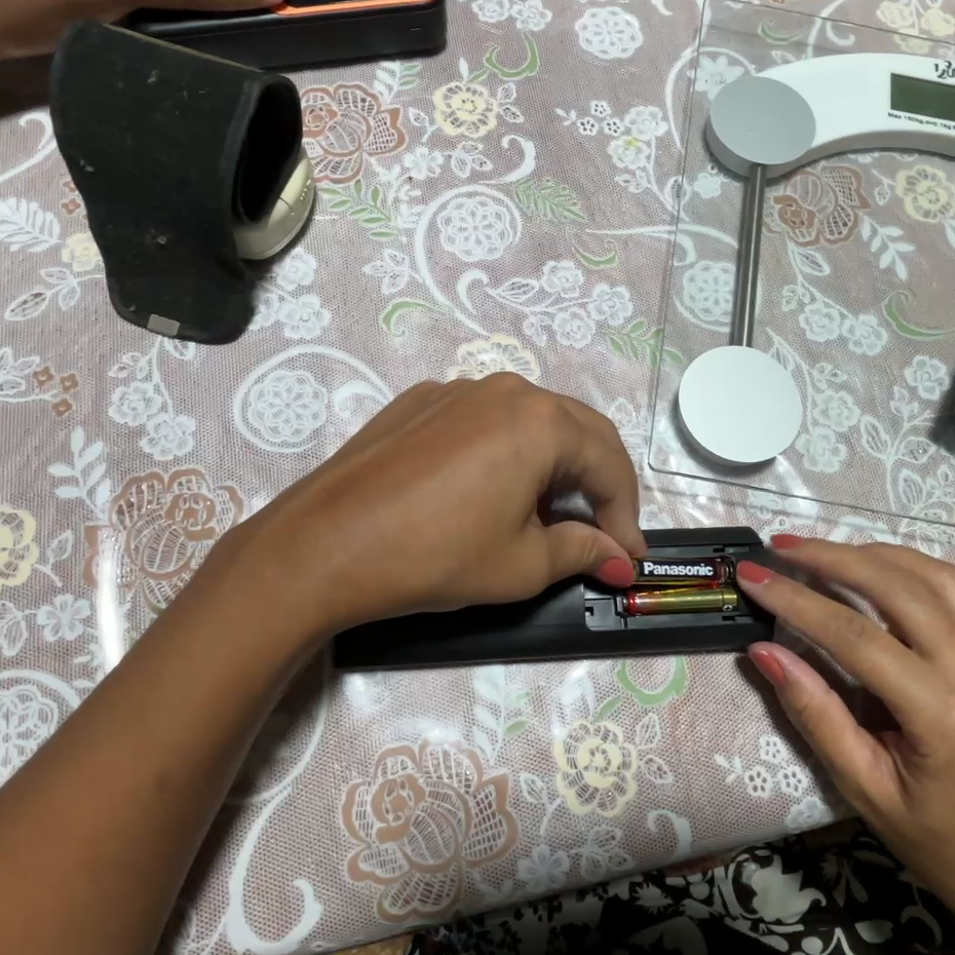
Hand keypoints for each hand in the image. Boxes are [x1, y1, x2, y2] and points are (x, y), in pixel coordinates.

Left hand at [198, 374, 649, 635]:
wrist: (325, 544)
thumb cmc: (435, 556)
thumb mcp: (520, 564)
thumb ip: (581, 551)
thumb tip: (619, 559)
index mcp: (541, 421)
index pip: (610, 464)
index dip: (626, 516)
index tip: (629, 560)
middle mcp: (505, 389)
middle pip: (576, 431)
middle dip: (598, 484)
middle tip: (601, 536)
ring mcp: (457, 390)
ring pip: (529, 422)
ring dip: (553, 466)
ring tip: (546, 516)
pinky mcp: (420, 402)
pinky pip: (484, 421)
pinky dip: (506, 454)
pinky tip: (490, 492)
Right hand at [737, 538, 954, 954]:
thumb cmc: (938, 843)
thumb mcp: (864, 788)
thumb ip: (815, 713)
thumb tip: (762, 651)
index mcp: (944, 716)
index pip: (855, 635)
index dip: (796, 600)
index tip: (752, 575)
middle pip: (898, 587)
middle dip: (833, 557)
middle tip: (781, 546)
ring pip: (937, 577)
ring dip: (876, 553)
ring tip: (824, 551)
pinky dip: (914, 570)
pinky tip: (879, 570)